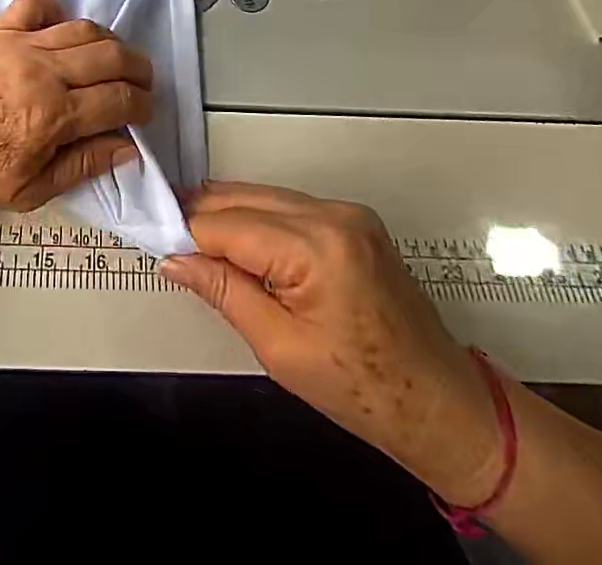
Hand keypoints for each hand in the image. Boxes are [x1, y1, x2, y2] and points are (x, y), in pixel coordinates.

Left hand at [0, 0, 152, 225]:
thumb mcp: (29, 191)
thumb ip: (83, 166)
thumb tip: (127, 147)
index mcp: (53, 116)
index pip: (121, 99)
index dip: (143, 106)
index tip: (143, 113)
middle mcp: (42, 72)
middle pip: (112, 56)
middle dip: (139, 70)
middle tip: (140, 85)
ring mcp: (17, 46)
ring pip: (83, 28)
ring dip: (108, 42)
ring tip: (110, 61)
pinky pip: (33, 5)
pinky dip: (54, 11)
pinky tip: (59, 32)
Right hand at [159, 181, 503, 504]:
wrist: (444, 405)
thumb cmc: (365, 388)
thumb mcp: (278, 346)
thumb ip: (221, 291)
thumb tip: (173, 260)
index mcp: (316, 248)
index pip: (222, 224)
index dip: (183, 236)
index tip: (156, 248)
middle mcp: (332, 216)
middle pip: (238, 199)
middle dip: (198, 219)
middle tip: (169, 248)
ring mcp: (345, 214)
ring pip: (257, 196)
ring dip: (223, 218)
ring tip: (199, 251)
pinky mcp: (350, 221)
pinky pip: (282, 206)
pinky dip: (252, 220)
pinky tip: (237, 247)